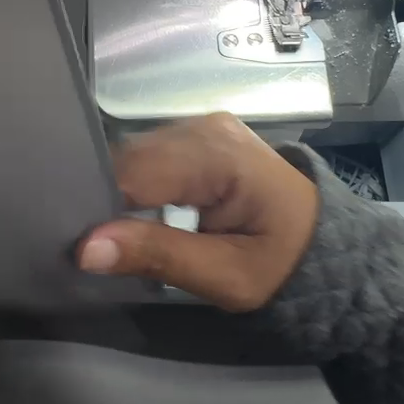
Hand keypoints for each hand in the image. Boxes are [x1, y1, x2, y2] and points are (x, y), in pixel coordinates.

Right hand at [76, 114, 320, 311]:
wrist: (325, 248)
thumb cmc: (281, 265)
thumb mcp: (226, 276)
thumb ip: (158, 256)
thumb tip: (87, 248)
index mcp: (219, 154)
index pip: (135, 173)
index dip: (100, 206)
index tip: (78, 244)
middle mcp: (204, 127)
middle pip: (129, 159)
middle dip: (105, 199)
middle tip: (89, 245)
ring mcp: (200, 126)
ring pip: (132, 155)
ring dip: (116, 192)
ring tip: (106, 230)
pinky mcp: (195, 136)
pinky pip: (147, 155)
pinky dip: (132, 184)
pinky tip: (129, 212)